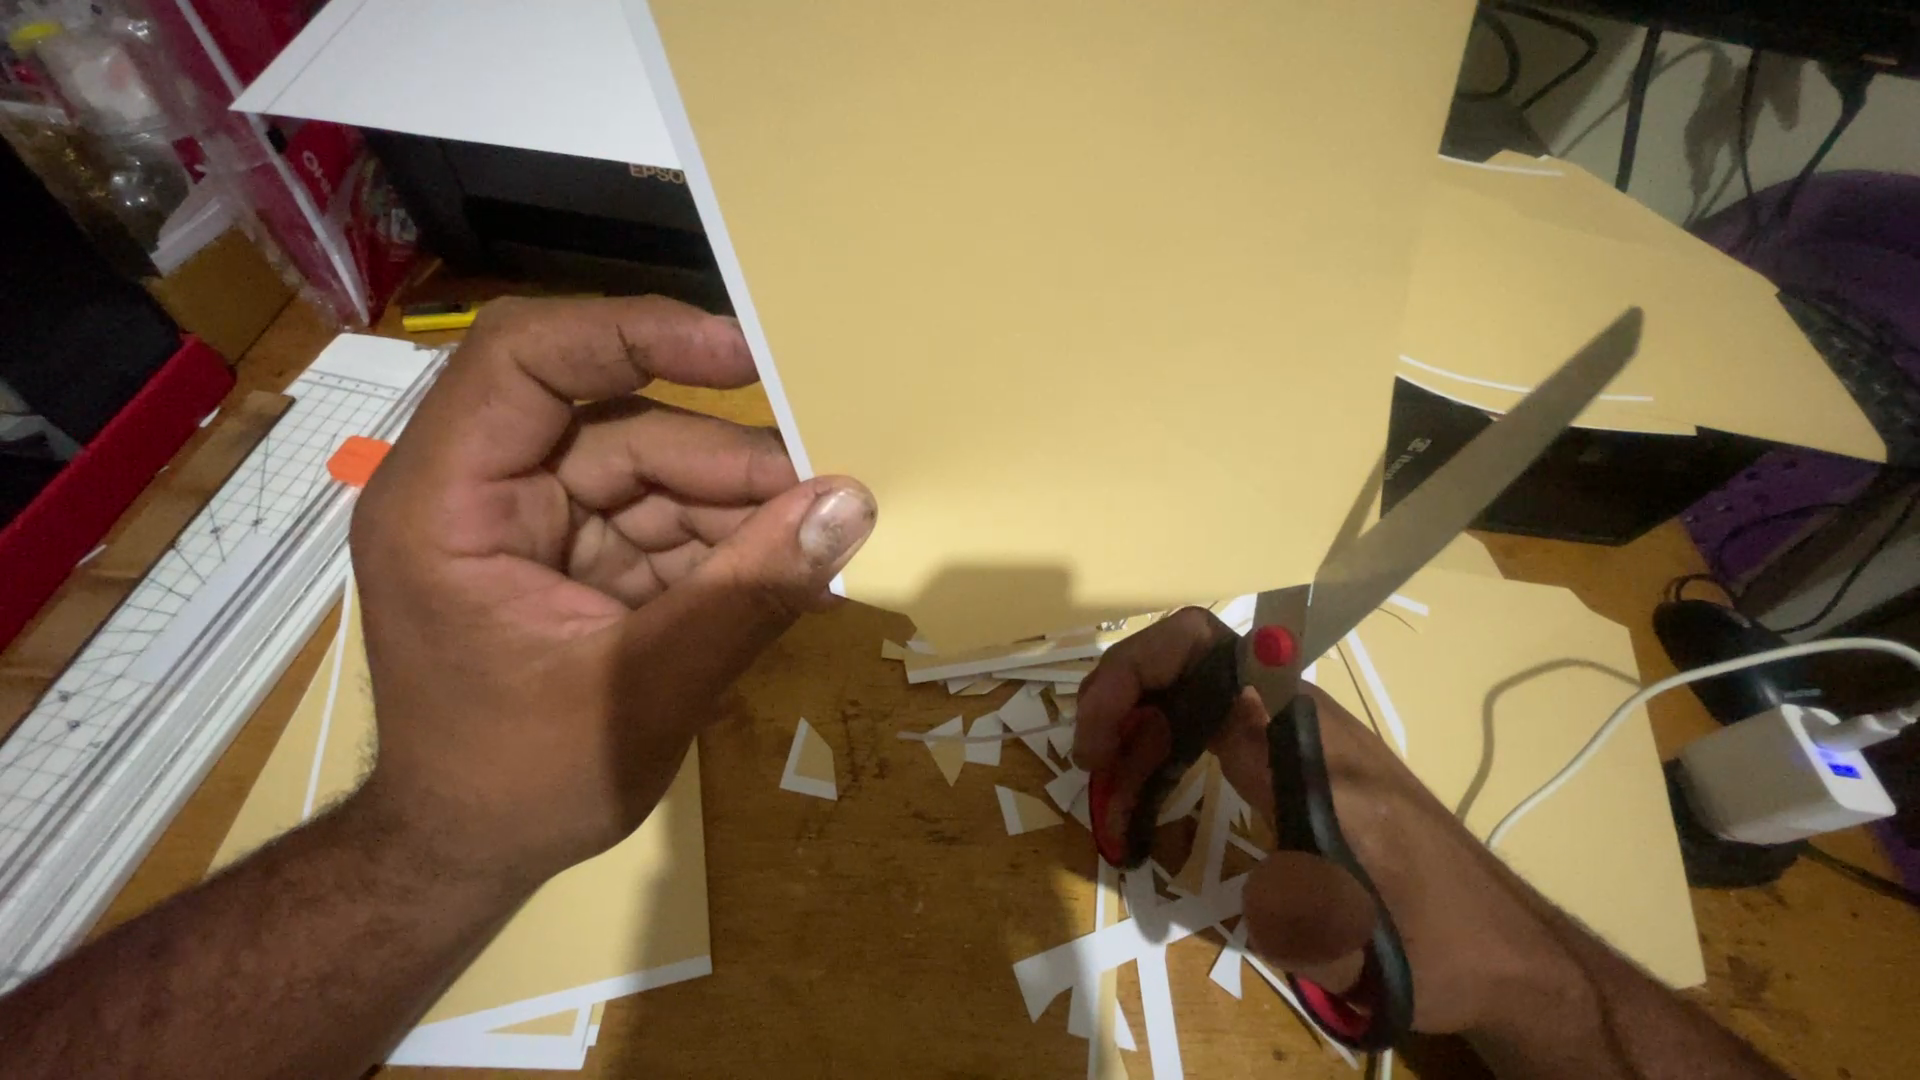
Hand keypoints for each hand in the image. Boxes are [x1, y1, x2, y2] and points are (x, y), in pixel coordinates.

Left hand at [349, 297, 875, 885]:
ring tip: (821, 541)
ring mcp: (546, 525)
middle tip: (829, 496)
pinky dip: (735, 546)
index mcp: (452, 504)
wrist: (475, 855)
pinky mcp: (590, 559)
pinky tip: (791, 570)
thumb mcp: (643, 691)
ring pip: (664, 476)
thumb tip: (850, 505)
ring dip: (746, 510)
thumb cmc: (522, 784)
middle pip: (625, 428)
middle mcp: (493, 493)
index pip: (526, 361)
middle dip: (732, 466)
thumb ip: (748, 595)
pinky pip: (675, 525)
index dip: (635, 335)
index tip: (744, 355)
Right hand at [1072, 608, 1581, 1035]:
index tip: (1097, 738)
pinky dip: (1160, 751)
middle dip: (1116, 702)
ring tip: (1111, 797)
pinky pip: (1203, 727)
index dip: (1132, 670)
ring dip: (1133, 733)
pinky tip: (1145, 796)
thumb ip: (1284, 833)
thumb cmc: (1432, 940)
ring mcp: (1285, 734)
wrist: (1507, 957)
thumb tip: (1237, 728)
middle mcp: (1286, 714)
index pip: (1200, 647)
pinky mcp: (1285, 760)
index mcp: (1297, 731)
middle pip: (1177, 663)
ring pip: (1184, 695)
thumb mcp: (1350, 915)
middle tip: (1090, 770)